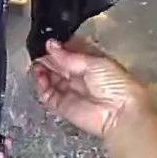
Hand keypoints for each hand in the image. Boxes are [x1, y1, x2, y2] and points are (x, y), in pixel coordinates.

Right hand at [30, 39, 150, 141]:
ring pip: (52, 80)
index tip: (48, 43)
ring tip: (37, 65)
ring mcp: (71, 92)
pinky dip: (42, 87)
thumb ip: (69, 56)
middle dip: (49, 59)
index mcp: (93, 63)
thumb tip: (50, 45)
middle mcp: (81, 77)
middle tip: (37, 53)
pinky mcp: (63, 107)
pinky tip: (39, 77)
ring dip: (43, 71)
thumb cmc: (114, 83)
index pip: (71, 53)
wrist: (119, 114)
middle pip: (60, 66)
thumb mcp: (94, 62)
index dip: (59, 48)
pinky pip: (49, 96)